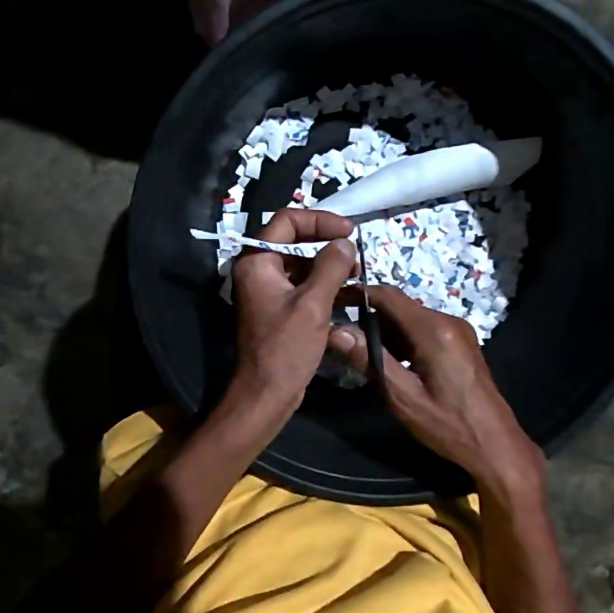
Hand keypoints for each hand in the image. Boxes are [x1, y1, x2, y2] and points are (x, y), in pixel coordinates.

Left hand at [230, 209, 356, 408]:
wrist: (266, 392)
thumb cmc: (285, 347)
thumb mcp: (313, 304)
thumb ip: (331, 267)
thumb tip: (345, 243)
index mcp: (256, 262)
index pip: (287, 221)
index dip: (320, 220)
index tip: (349, 231)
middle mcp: (257, 270)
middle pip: (293, 240)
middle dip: (326, 243)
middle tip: (356, 254)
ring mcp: (266, 290)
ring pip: (300, 263)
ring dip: (328, 265)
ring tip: (357, 274)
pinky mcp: (278, 308)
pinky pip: (302, 284)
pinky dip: (323, 284)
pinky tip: (348, 292)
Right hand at [329, 286, 543, 486]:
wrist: (496, 446)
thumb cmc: (448, 425)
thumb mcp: (403, 396)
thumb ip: (369, 359)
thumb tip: (336, 331)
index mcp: (434, 330)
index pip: (389, 296)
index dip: (358, 293)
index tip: (333, 300)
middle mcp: (448, 322)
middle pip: (399, 307)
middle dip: (369, 317)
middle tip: (342, 337)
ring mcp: (458, 332)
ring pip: (411, 319)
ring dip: (386, 332)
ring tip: (361, 354)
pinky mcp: (462, 344)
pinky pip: (424, 330)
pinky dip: (403, 340)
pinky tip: (391, 364)